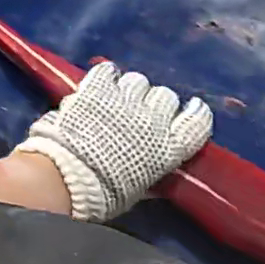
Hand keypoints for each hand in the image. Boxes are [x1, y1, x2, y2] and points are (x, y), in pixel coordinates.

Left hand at [12, 61, 212, 221]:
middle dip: (154, 101)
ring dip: (130, 88)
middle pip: (165, 96)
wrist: (67, 173)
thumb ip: (150, 178)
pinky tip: (104, 76)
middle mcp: (153, 119)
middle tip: (140, 110)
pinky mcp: (96, 89)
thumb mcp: (138, 190)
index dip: (195, 112)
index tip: (191, 107)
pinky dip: (106, 73)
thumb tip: (158, 185)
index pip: (197, 121)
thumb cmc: (104, 191)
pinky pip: (107, 72)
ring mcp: (124, 101)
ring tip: (119, 95)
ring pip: (137, 81)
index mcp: (171, 147)